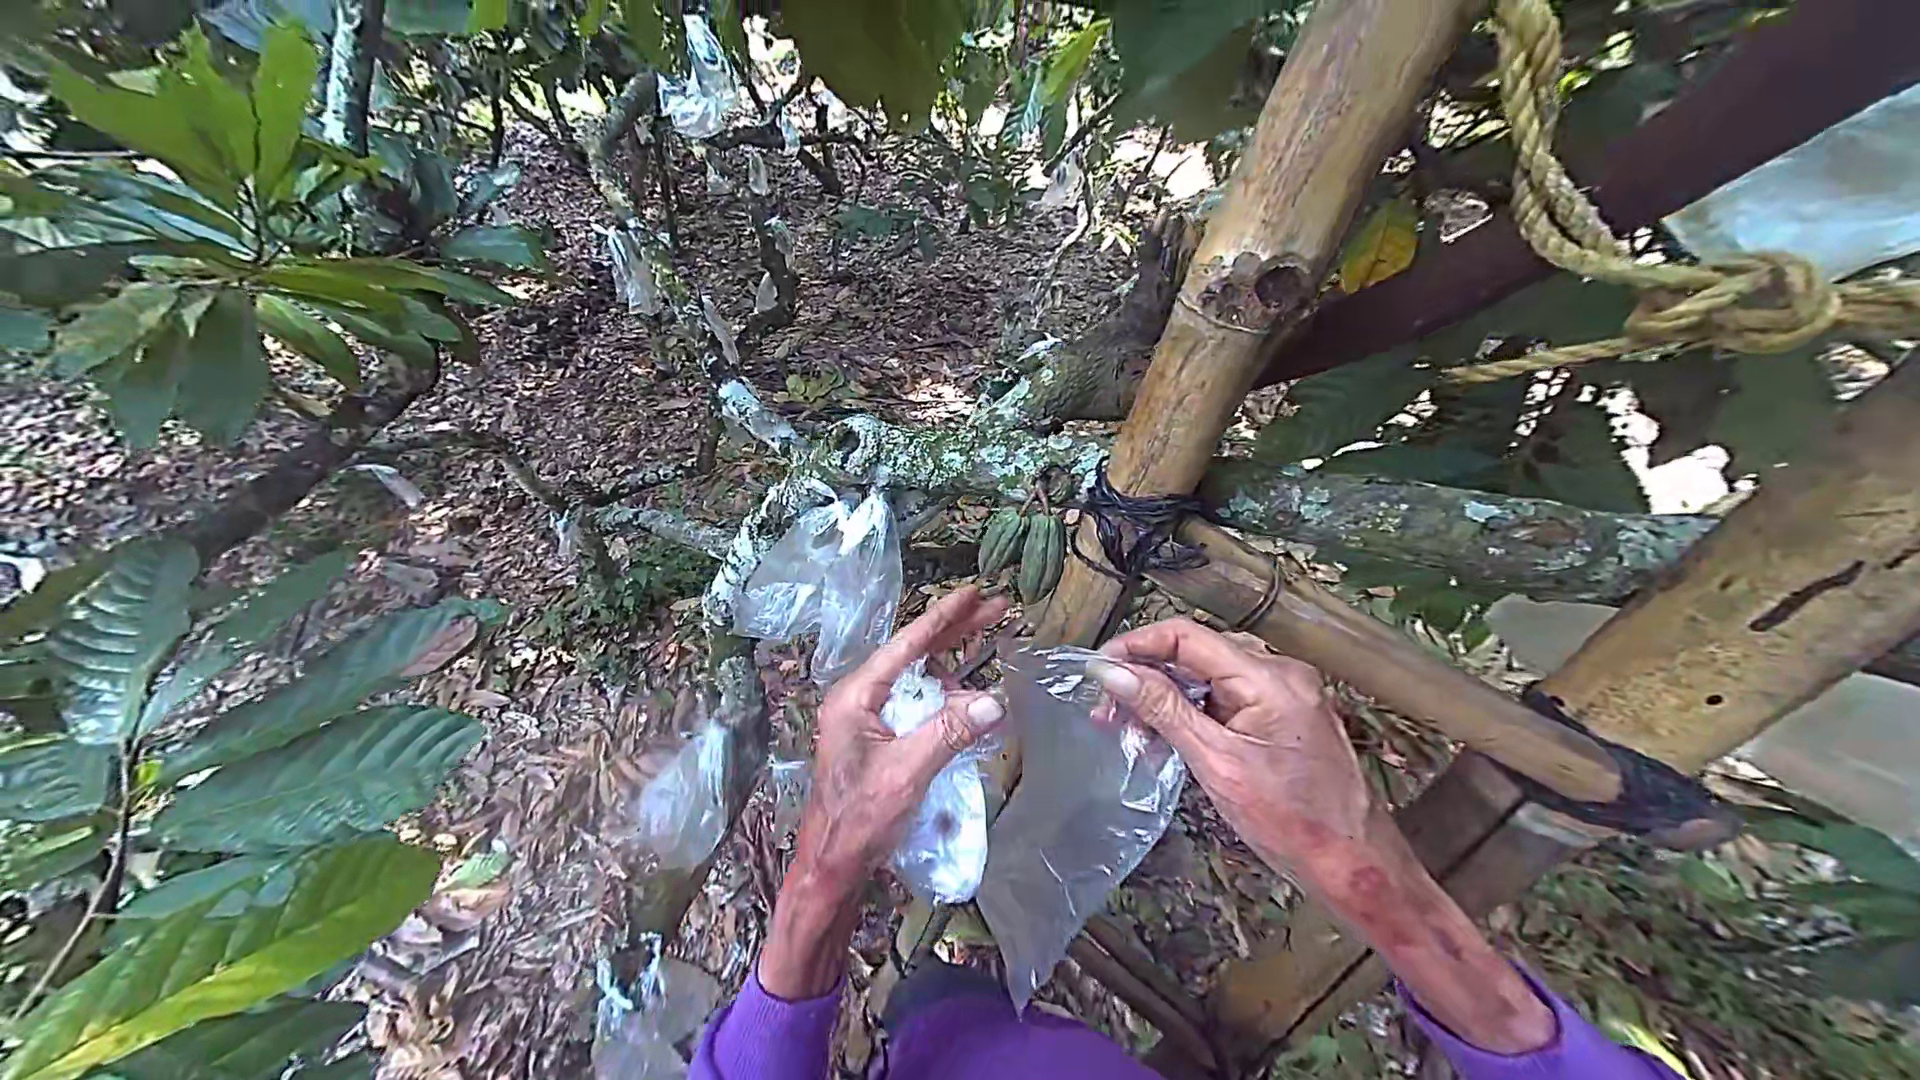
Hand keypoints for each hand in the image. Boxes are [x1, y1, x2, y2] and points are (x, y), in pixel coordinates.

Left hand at [761, 586, 1006, 998]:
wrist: (832, 864)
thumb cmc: (859, 819)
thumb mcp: (906, 773)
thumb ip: (949, 733)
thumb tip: (994, 700)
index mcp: (857, 695)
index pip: (907, 645)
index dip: (943, 617)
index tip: (973, 592)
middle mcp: (862, 697)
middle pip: (915, 653)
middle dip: (957, 631)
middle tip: (996, 608)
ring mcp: (871, 715)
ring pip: (920, 679)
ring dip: (956, 671)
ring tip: (990, 667)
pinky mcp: (881, 734)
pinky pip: (920, 705)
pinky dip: (947, 702)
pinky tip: (970, 707)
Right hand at [1095, 618, 1554, 1053]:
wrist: (1359, 869)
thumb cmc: (1290, 822)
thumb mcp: (1215, 763)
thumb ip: (1162, 709)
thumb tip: (1109, 671)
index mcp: (1268, 677)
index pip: (1185, 636)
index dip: (1135, 646)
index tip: (1097, 672)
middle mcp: (1278, 671)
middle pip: (1193, 653)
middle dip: (1144, 677)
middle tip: (1107, 712)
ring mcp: (1282, 691)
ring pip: (1204, 675)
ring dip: (1162, 698)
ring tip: (1129, 732)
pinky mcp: (1279, 712)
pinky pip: (1222, 696)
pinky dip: (1188, 712)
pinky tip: (1163, 737)